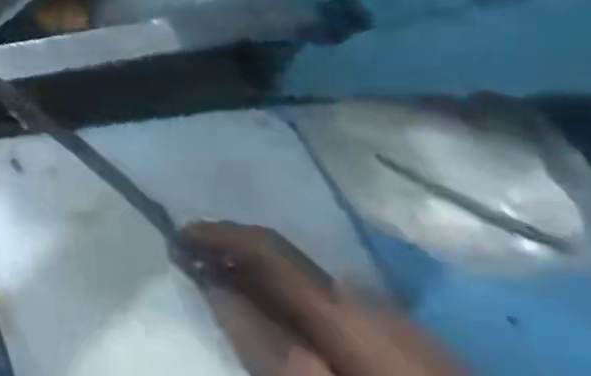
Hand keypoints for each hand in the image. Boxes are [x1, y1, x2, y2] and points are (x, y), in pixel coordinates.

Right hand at [182, 222, 466, 375]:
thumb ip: (271, 348)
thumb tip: (216, 289)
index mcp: (348, 309)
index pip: (266, 246)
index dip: (213, 235)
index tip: (171, 238)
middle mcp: (373, 304)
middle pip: (289, 264)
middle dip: (237, 260)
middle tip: (193, 268)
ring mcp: (403, 330)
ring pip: (315, 289)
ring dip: (267, 285)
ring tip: (230, 297)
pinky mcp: (419, 355)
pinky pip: (341, 314)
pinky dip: (299, 310)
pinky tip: (287, 331)